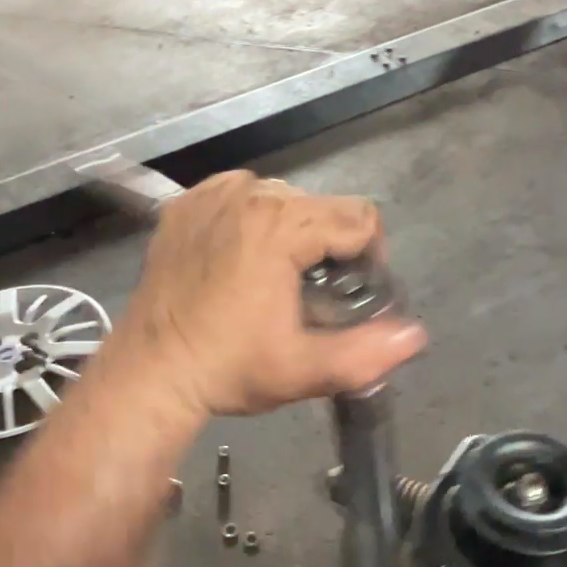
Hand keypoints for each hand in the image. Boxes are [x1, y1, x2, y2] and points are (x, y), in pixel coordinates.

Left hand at [120, 170, 426, 415]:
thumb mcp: (304, 369)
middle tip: (309, 296)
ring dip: (289, 233)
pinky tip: (240, 262)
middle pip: (321, 207)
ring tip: (273, 281)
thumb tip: (415, 336)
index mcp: (281, 225)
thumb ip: (367, 352)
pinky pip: (237, 197)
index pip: (360, 218)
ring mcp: (210, 196)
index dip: (368, 258)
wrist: (152, 372)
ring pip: (280, 198)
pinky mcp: (183, 205)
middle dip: (327, 247)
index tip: (349, 295)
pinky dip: (249, 222)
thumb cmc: (229, 369)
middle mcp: (247, 194)